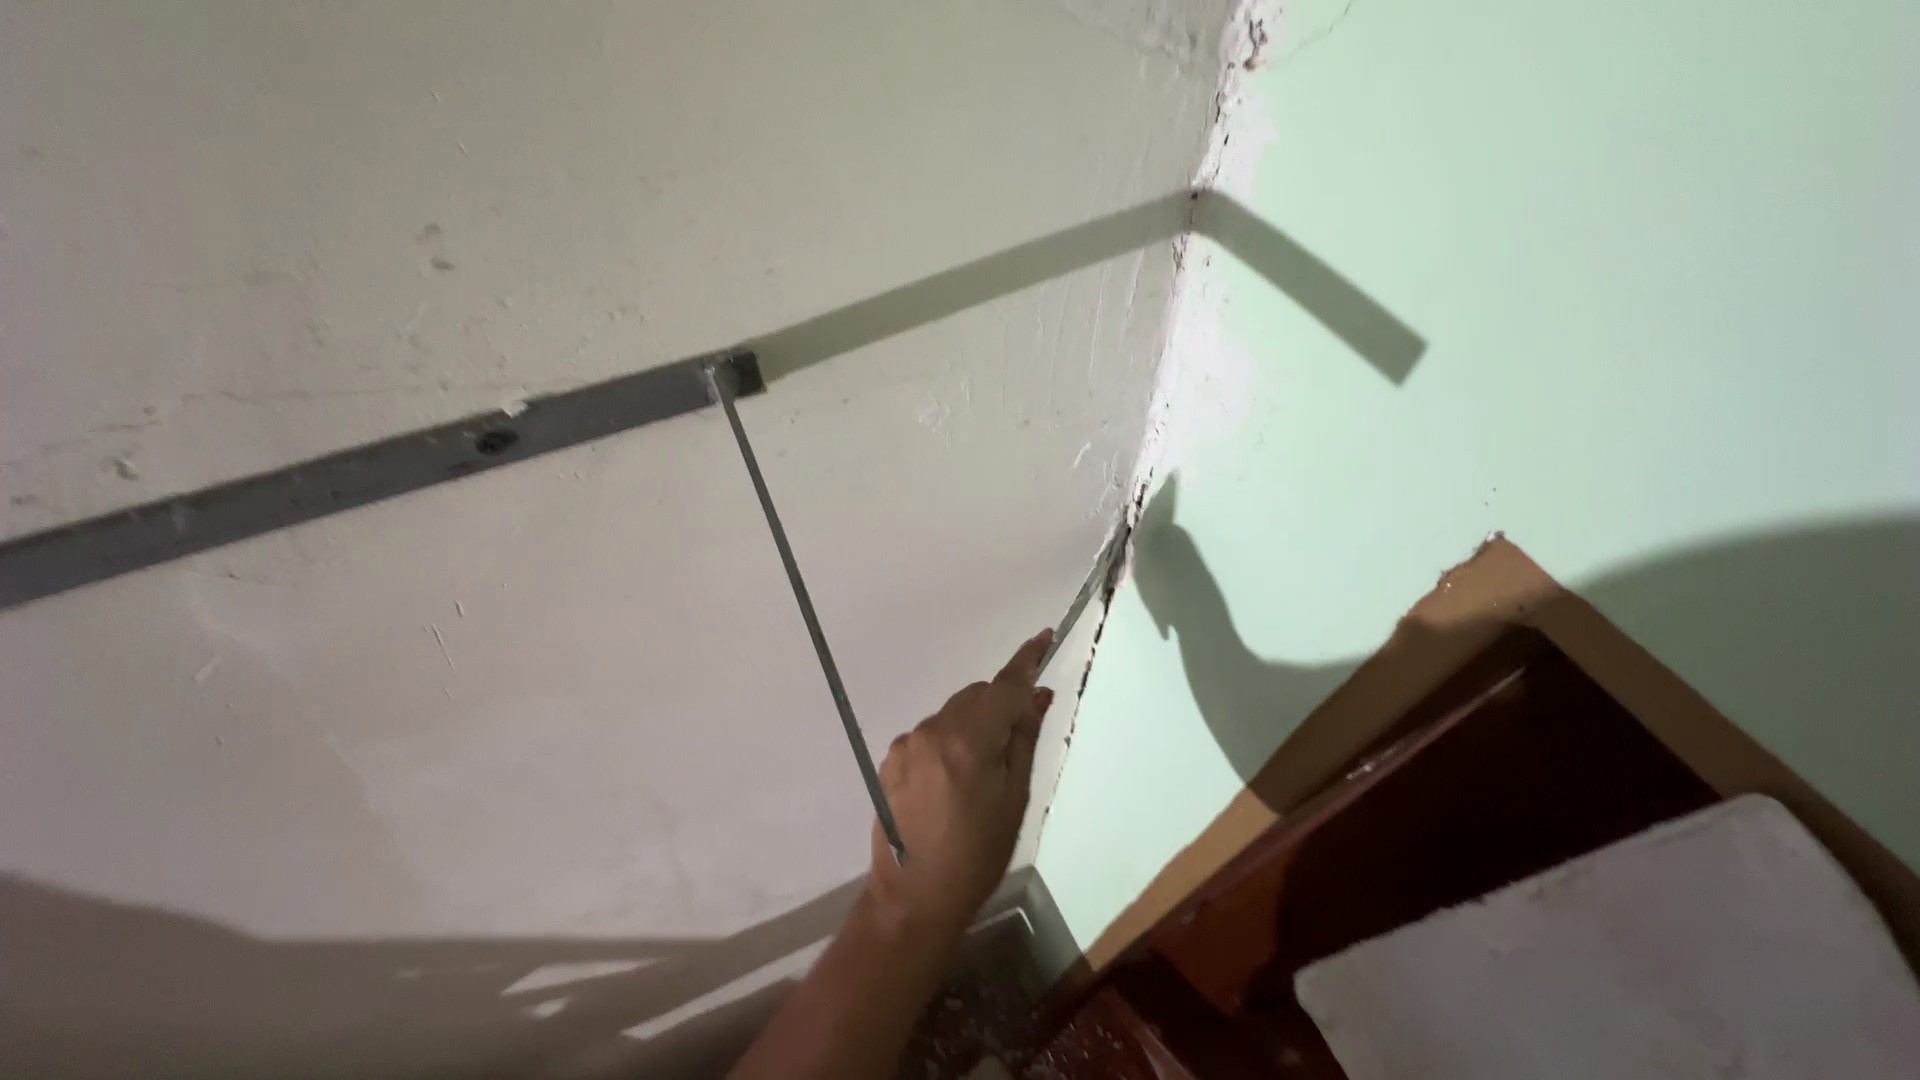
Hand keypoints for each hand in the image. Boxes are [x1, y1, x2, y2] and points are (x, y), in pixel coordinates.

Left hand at [864, 629, 1056, 940]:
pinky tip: (951, 781)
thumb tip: (1036, 696)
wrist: (914, 897)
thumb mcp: (1015, 800)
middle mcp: (933, 730)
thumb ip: (1022, 739)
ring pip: (952, 714)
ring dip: (971, 725)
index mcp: (969, 741)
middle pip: (976, 696)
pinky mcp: (890, 758)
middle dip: (999, 704)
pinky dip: (947, 742)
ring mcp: (906, 743)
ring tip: (980, 773)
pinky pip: (929, 734)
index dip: (1027, 660)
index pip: (1005, 686)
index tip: (1044, 636)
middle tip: (1017, 736)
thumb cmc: (977, 854)